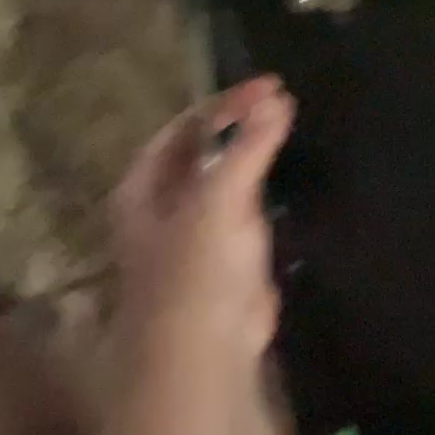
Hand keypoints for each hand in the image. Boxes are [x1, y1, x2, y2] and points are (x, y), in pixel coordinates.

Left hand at [109, 75, 295, 365]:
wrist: (205, 349)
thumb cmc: (196, 272)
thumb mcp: (220, 200)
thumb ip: (248, 147)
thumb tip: (278, 97)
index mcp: (143, 190)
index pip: (182, 128)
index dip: (224, 103)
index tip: (272, 85)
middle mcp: (162, 206)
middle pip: (199, 150)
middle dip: (236, 124)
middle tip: (282, 100)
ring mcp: (195, 231)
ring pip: (223, 176)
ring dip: (252, 151)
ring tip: (290, 127)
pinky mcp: (228, 255)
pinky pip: (246, 203)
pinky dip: (266, 182)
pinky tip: (291, 175)